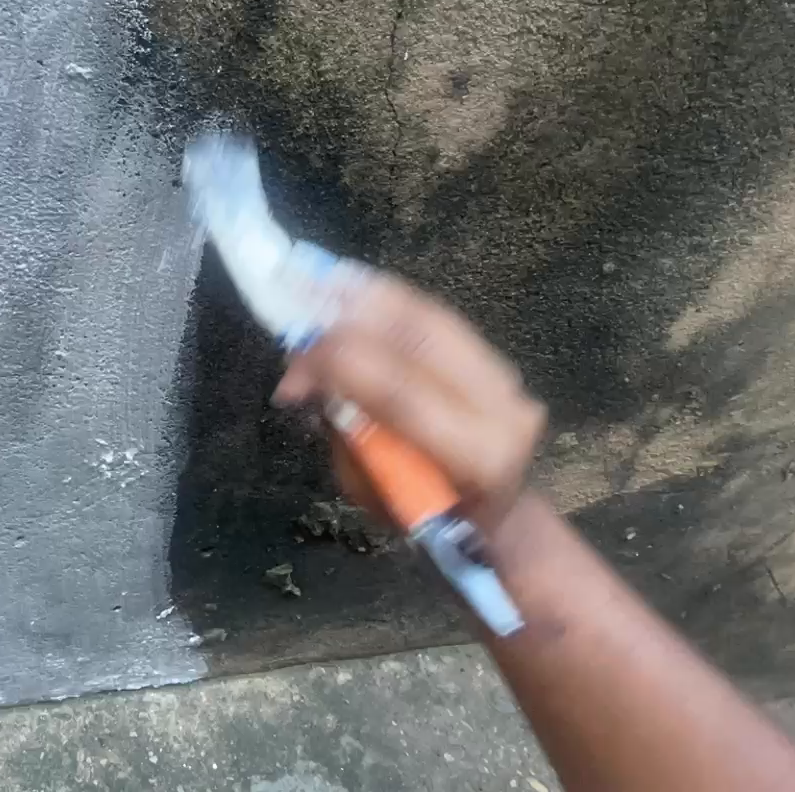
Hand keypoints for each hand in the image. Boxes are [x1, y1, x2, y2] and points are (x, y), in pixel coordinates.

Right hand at [271, 269, 545, 527]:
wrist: (497, 515)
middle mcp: (502, 405)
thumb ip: (347, 435)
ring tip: (312, 277)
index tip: (292, 359)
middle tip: (294, 307)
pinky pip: (430, 314)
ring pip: (424, 318)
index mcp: (479, 455)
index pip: (401, 395)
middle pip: (414, 343)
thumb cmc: (427, 517)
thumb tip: (304, 379)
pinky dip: (383, 296)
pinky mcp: (490, 355)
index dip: (340, 366)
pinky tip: (346, 281)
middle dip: (346, 320)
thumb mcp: (375, 495)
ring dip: (363, 295)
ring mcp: (502, 374)